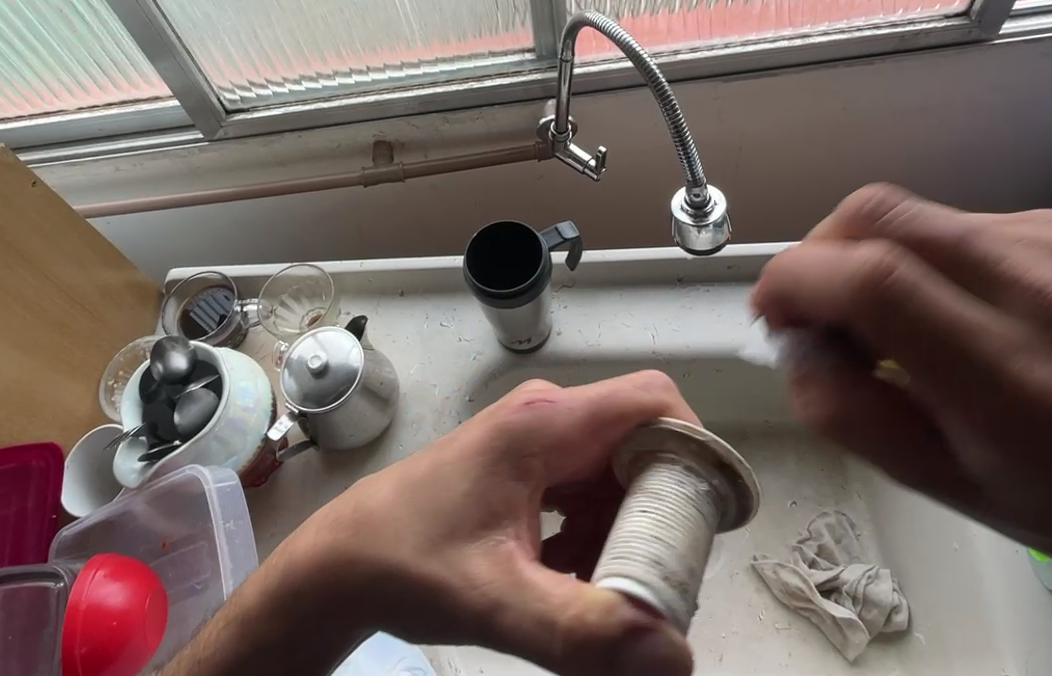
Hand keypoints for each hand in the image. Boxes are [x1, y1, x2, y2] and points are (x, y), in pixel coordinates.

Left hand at [168, 370, 697, 675]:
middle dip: (661, 512)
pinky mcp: (529, 471)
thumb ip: (583, 631)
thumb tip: (674, 654)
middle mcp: (549, 421)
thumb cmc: (410, 561)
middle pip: (642, 445)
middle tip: (655, 578)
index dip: (694, 448)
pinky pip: (590, 495)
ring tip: (606, 591)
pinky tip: (571, 584)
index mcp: (546, 425)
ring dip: (627, 533)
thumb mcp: (496, 601)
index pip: (652, 401)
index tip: (705, 519)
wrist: (345, 557)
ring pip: (618, 476)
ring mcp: (538, 444)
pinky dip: (597, 538)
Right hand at [752, 183, 1051, 675]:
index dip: (796, 279)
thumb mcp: (925, 481)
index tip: (772, 312)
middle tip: (812, 310)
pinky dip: (904, 250)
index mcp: (1020, 389)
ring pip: (900, 210)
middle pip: (878, 216)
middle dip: (815, 255)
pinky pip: (939, 216)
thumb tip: (791, 334)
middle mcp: (1051, 302)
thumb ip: (837, 405)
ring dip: (856, 254)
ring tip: (877, 315)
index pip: (877, 282)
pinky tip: (929, 299)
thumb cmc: (1047, 496)